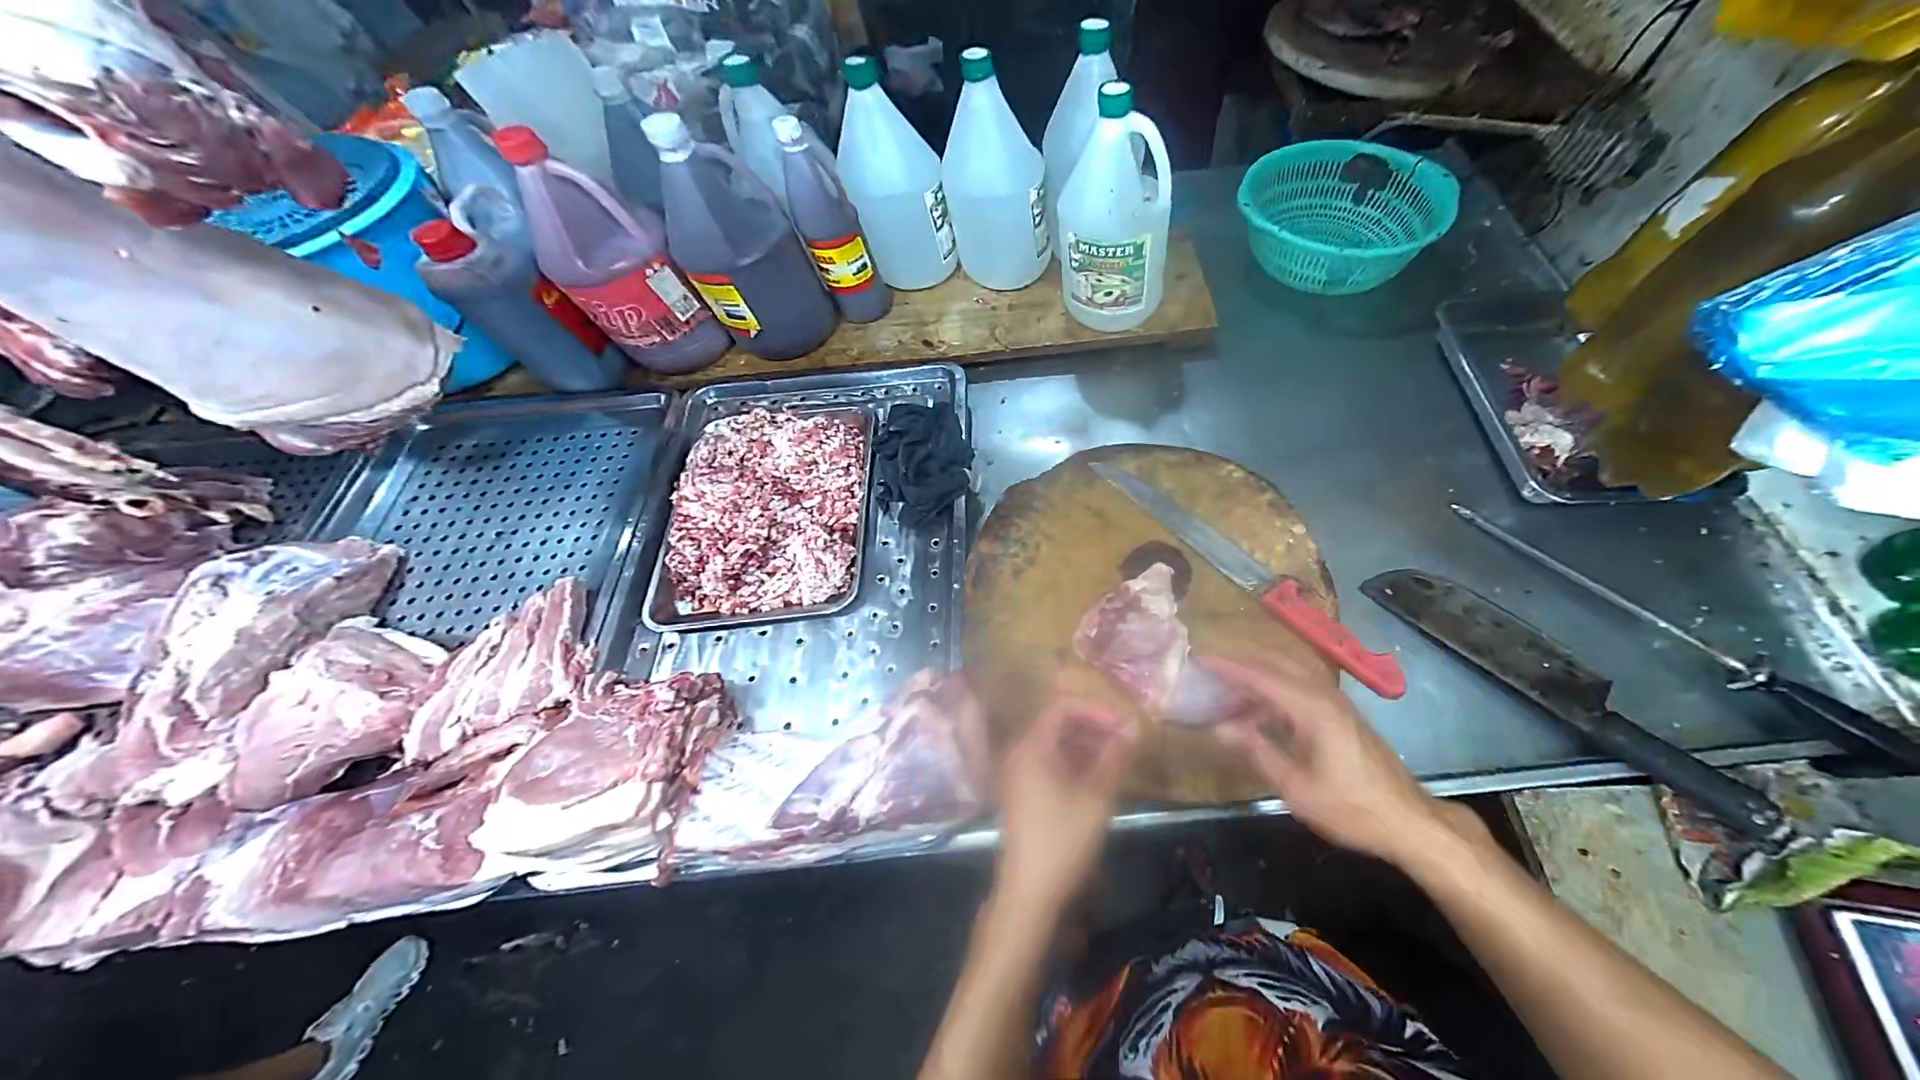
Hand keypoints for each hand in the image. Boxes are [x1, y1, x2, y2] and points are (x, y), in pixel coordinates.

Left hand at [994, 691, 1138, 915]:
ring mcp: (1018, 774)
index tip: (1125, 725)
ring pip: (1054, 745)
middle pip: (1057, 724)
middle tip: (1126, 741)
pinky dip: (1073, 763)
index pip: (1062, 707)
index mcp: (1031, 747)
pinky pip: (1048, 764)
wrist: (1030, 891)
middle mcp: (1019, 753)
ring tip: (1118, 759)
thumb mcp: (1096, 797)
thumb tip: (1133, 728)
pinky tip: (1098, 778)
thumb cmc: (1063, 840)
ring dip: (1086, 746)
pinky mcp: (1022, 793)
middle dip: (1093, 727)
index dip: (1096, 711)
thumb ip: (1114, 758)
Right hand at [1201, 652, 1458, 865]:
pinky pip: (1299, 686)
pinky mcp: (1341, 713)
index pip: (1261, 676)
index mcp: (1312, 709)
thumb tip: (1220, 728)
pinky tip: (1257, 709)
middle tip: (1206, 664)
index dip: (1227, 666)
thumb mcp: (1296, 788)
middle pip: (1276, 662)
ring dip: (1256, 672)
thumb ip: (1258, 751)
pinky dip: (1273, 687)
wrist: (1411, 822)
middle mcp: (1324, 696)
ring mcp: (1336, 702)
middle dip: (1239, 660)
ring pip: (1289, 671)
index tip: (1198, 658)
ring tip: (1225, 685)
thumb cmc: (1352, 808)